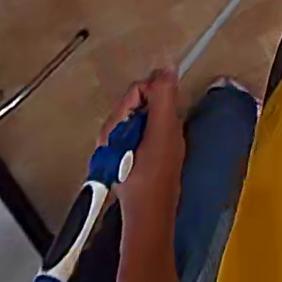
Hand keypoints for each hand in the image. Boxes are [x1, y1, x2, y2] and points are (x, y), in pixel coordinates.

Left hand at [99, 69, 183, 229]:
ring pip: (144, 116)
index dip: (159, 93)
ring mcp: (116, 145)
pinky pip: (144, 130)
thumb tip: (166, 68)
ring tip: (167, 141)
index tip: (171, 111)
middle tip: (169, 129)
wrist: (152, 213)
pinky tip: (163, 150)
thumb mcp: (164, 131)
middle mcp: (109, 134)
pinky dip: (157, 134)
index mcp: (113, 126)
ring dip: (160, 122)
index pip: (138, 89)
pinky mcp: (125, 155)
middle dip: (160, 110)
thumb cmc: (157, 174)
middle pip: (140, 101)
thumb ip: (163, 98)